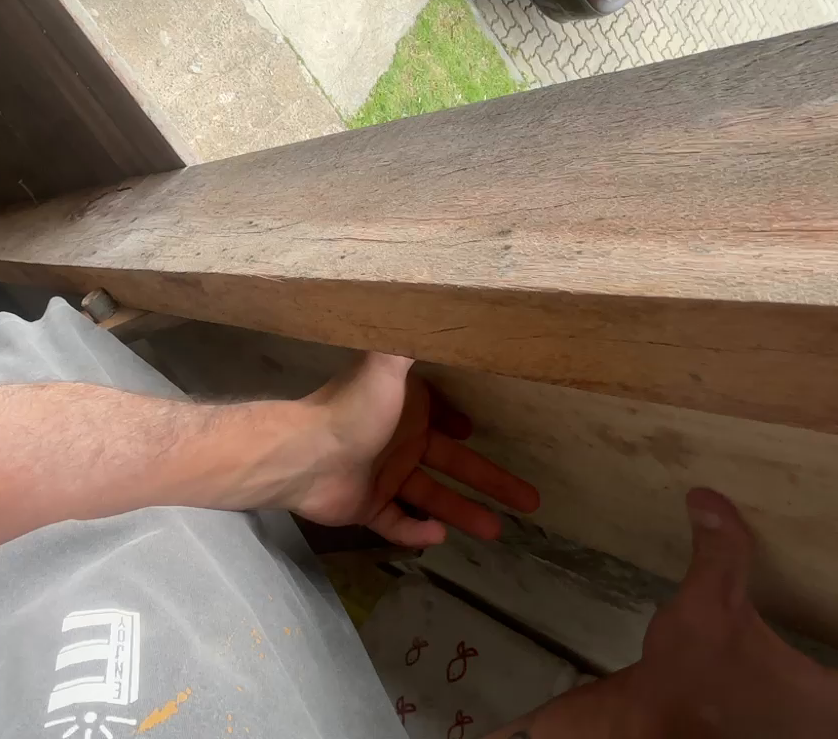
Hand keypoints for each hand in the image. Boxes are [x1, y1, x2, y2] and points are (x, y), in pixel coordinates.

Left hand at [287, 352, 540, 546]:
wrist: (306, 455)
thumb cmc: (353, 410)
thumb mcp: (387, 367)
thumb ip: (410, 344)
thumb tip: (437, 302)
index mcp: (404, 409)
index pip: (440, 416)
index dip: (459, 424)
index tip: (480, 431)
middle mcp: (395, 440)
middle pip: (451, 463)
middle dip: (489, 479)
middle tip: (531, 501)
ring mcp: (380, 475)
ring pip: (431, 496)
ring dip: (463, 512)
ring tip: (498, 531)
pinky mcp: (365, 507)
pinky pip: (397, 522)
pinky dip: (416, 530)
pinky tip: (440, 537)